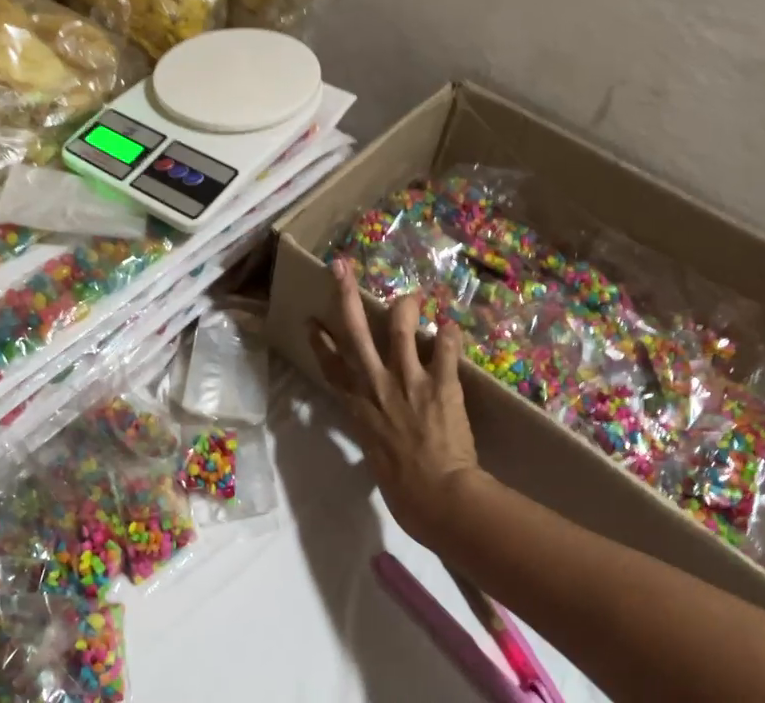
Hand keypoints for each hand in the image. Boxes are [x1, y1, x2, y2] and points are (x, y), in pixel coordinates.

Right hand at [312, 258, 481, 546]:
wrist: (438, 497)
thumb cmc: (404, 492)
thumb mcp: (377, 459)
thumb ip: (376, 434)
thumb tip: (380, 432)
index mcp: (358, 407)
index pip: (333, 366)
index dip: (321, 341)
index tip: (312, 319)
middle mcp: (377, 386)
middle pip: (355, 333)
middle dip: (346, 296)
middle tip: (340, 267)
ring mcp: (408, 382)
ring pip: (399, 330)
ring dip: (404, 307)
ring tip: (411, 293)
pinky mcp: (440, 385)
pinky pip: (445, 351)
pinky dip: (450, 336)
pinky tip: (452, 323)